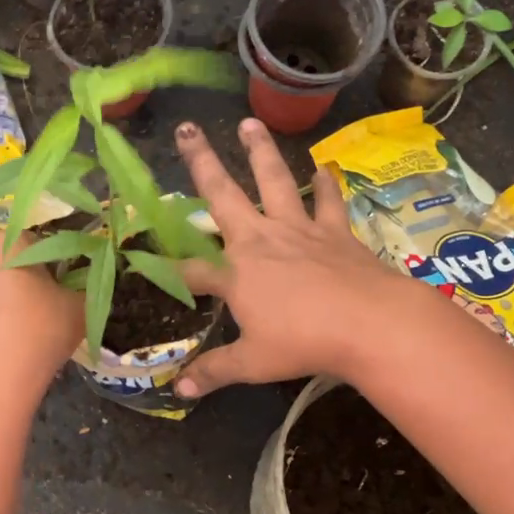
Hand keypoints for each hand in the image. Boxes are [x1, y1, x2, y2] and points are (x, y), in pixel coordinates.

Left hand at [0, 232, 84, 401]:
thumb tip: (76, 288)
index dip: (48, 265)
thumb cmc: (39, 333)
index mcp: (6, 243)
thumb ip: (82, 288)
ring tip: (15, 336)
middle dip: (20, 282)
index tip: (57, 291)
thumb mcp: (79, 308)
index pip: (33, 242)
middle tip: (39, 313)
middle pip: (4, 264)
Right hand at [174, 119, 408, 397]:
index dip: (166, 265)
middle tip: (186, 128)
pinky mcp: (335, 231)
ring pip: (274, 181)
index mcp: (234, 273)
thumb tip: (179, 390)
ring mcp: (299, 230)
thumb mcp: (252, 363)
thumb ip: (214, 372)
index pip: (191, 268)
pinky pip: (327, 202)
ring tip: (249, 123)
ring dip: (260, 151)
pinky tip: (324, 169)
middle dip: (201, 162)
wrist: (369, 323)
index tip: (144, 257)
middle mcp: (260, 239)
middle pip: (223, 195)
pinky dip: (325, 185)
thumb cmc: (303, 342)